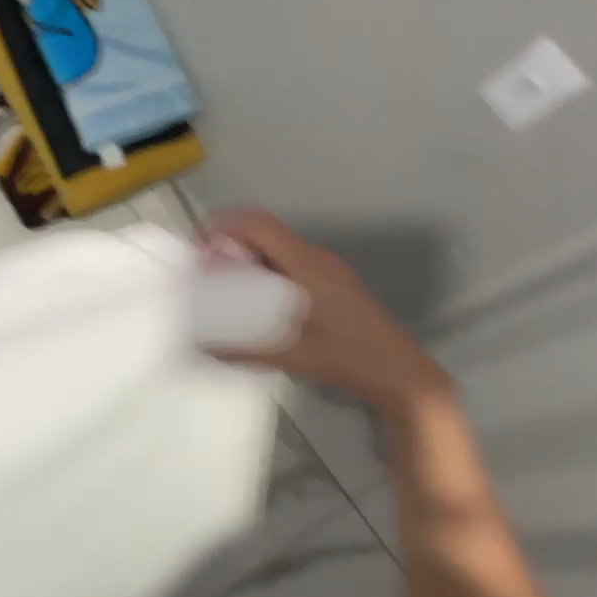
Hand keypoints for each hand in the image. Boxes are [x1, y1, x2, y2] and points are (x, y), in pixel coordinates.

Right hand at [204, 208, 452, 416]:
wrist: (397, 371)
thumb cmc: (345, 355)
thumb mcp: (287, 355)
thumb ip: (240, 350)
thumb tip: (199, 346)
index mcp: (305, 264)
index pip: (258, 224)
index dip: (223, 228)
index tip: (199, 250)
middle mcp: (316, 257)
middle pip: (264, 234)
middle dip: (230, 246)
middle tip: (206, 272)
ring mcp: (327, 269)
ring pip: (277, 250)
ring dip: (248, 260)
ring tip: (226, 289)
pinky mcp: (332, 284)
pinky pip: (290, 265)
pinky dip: (266, 273)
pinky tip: (257, 303)